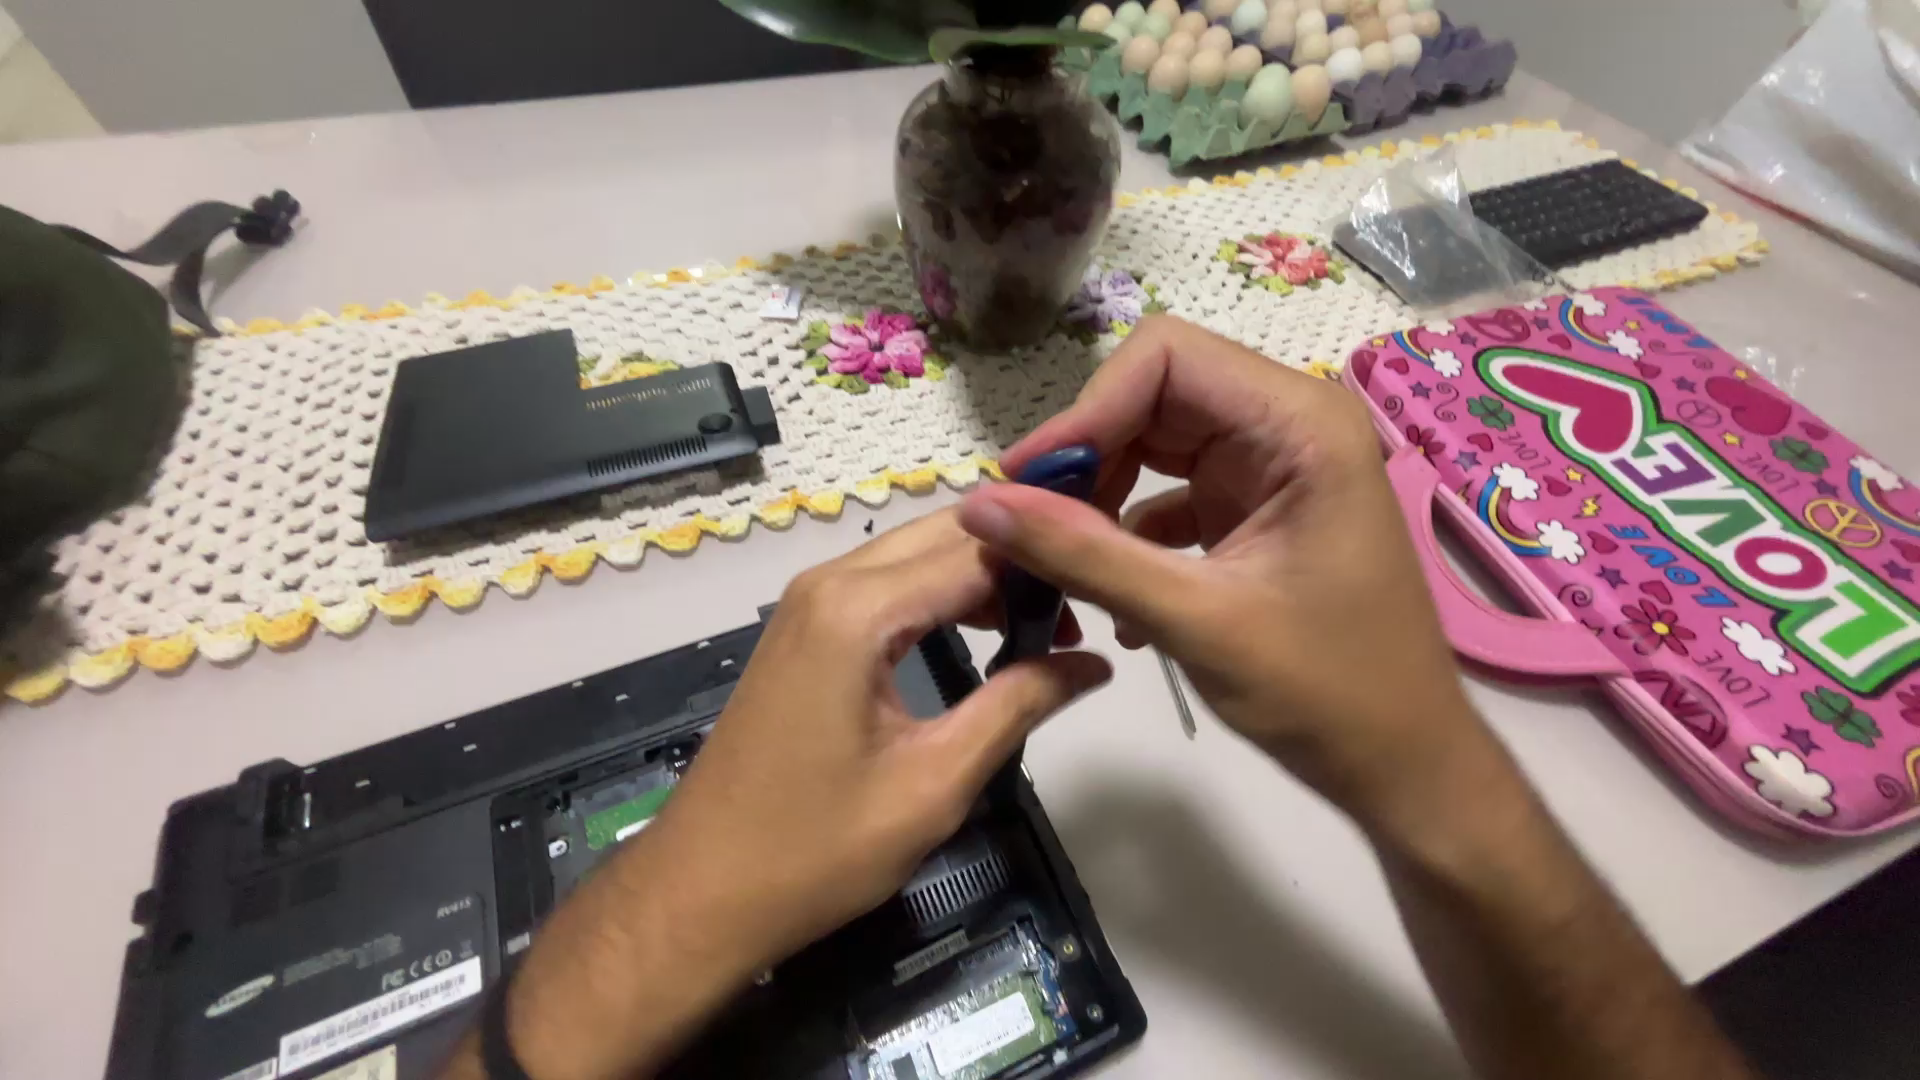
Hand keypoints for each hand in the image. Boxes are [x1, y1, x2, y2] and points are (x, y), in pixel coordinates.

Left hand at [652, 508, 1111, 967]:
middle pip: (945, 535)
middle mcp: (830, 581)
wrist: (700, 891)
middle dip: (1016, 559)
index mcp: (859, 610)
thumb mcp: (934, 783)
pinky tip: (977, 630)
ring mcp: (809, 600)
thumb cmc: (816, 849)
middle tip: (1078, 608)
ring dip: (978, 574)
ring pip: (915, 553)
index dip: (1046, 564)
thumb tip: (1093, 665)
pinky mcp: (803, 626)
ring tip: (1040, 626)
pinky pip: (885, 583)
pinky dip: (938, 593)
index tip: (1103, 591)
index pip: (977, 552)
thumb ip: (1017, 706)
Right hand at [958, 316, 1480, 823]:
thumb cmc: (1325, 692)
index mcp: (1299, 424)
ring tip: (1058, 560)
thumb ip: (1082, 555)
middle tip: (1030, 526)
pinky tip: (1108, 593)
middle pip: (1150, 395)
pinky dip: (1123, 531)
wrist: (1402, 764)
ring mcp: (1266, 467)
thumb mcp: (1194, 619)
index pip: (1164, 358)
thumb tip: (978, 507)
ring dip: (1095, 495)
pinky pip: (1164, 491)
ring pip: (1149, 443)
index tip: (1027, 483)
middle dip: (1085, 456)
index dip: (1085, 410)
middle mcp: (1285, 424)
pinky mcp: (1249, 507)